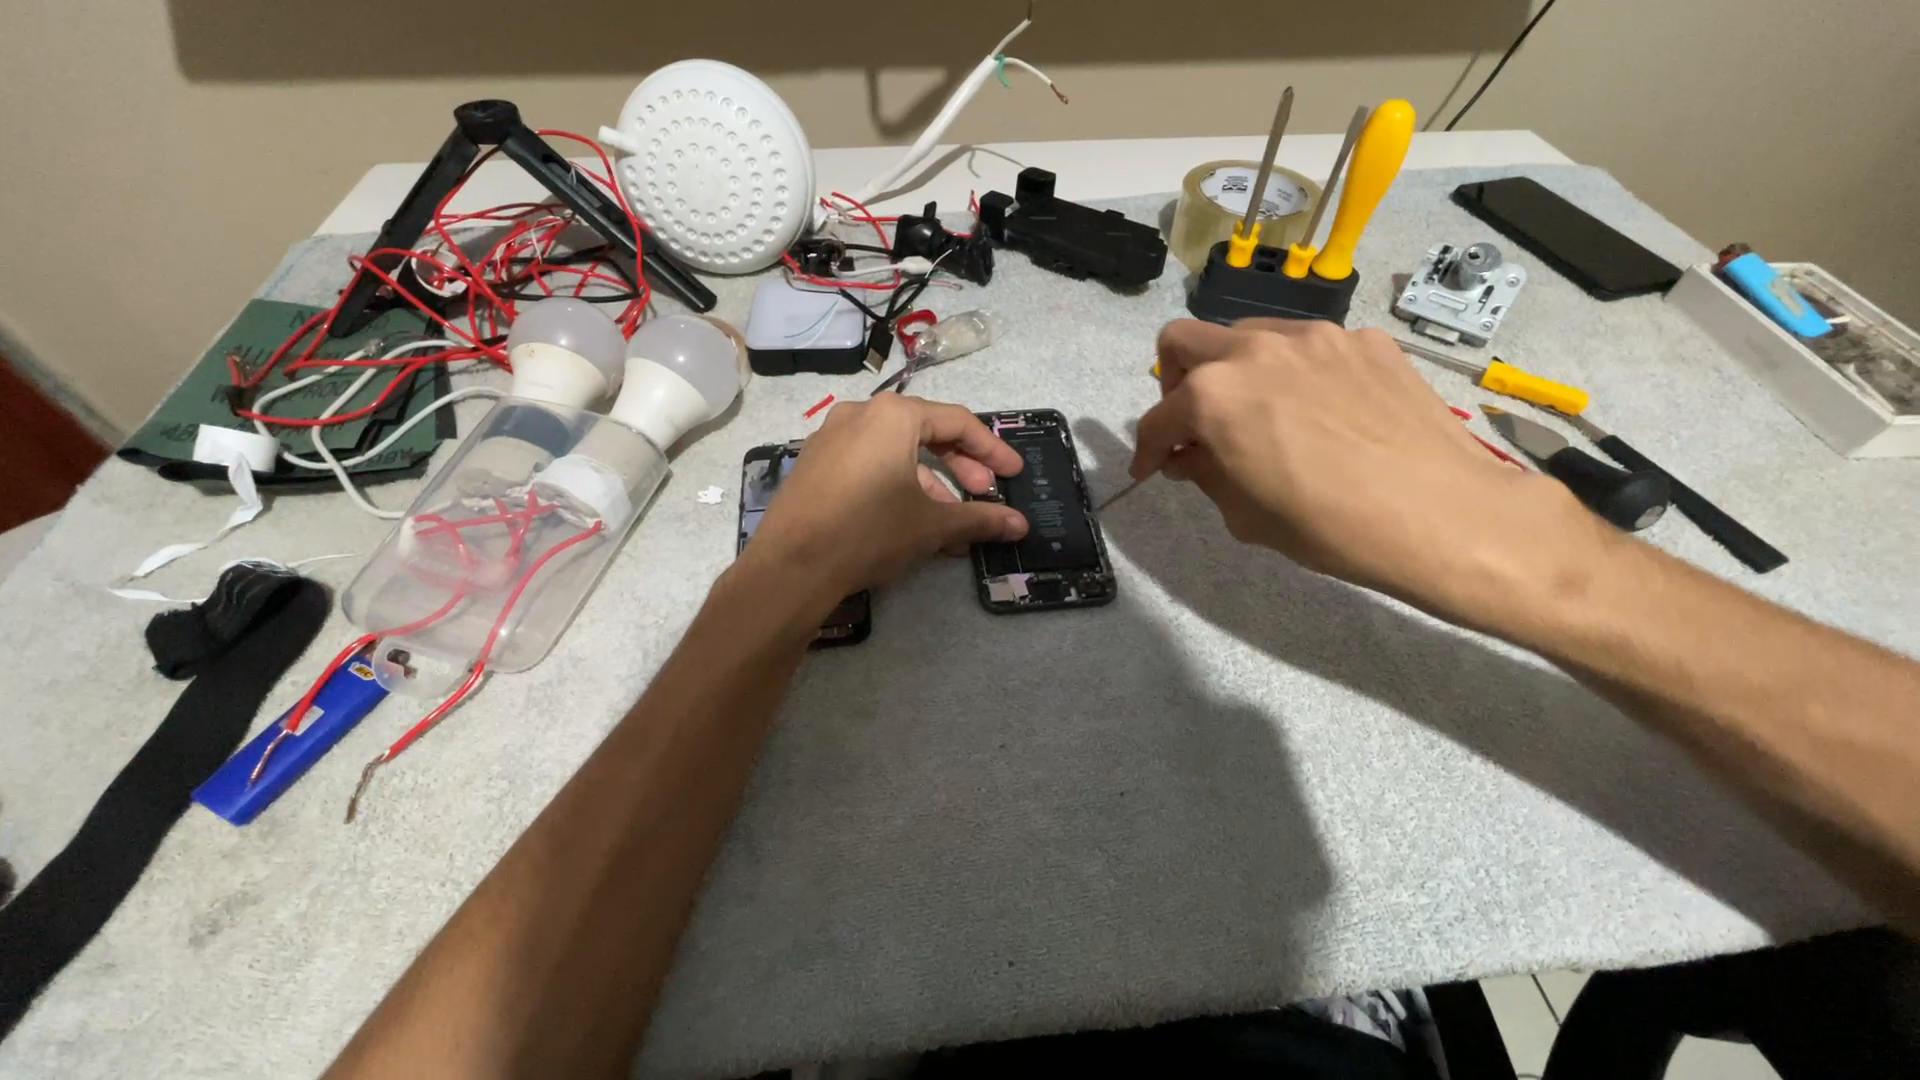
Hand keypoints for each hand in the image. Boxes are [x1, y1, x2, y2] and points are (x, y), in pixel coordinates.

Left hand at [745, 394, 1029, 598]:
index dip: (992, 449)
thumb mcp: (930, 525)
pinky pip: (869, 465)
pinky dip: (897, 487)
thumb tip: (1020, 525)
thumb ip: (979, 518)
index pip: (958, 422)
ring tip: (951, 525)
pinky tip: (912, 524)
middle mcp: (861, 414)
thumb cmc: (869, 532)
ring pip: (896, 453)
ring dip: (930, 485)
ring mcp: (832, 438)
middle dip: (961, 467)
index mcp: (894, 415)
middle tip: (984, 495)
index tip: (1013, 474)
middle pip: (926, 432)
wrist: (791, 566)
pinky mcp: (815, 464)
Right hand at [1131, 318, 1596, 615]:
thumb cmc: (1328, 527)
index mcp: (1214, 397)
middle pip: (1182, 340)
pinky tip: (1320, 411)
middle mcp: (1254, 350)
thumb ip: (1204, 472)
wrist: (1441, 513)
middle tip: (1193, 422)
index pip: (1157, 418)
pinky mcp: (1363, 340)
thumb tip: (1187, 454)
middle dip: (1174, 382)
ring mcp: (1314, 337)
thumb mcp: (1244, 515)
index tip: (1152, 468)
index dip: (1146, 449)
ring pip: (1245, 334)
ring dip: (1233, 370)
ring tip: (1259, 412)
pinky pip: (1307, 347)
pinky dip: (1293, 373)